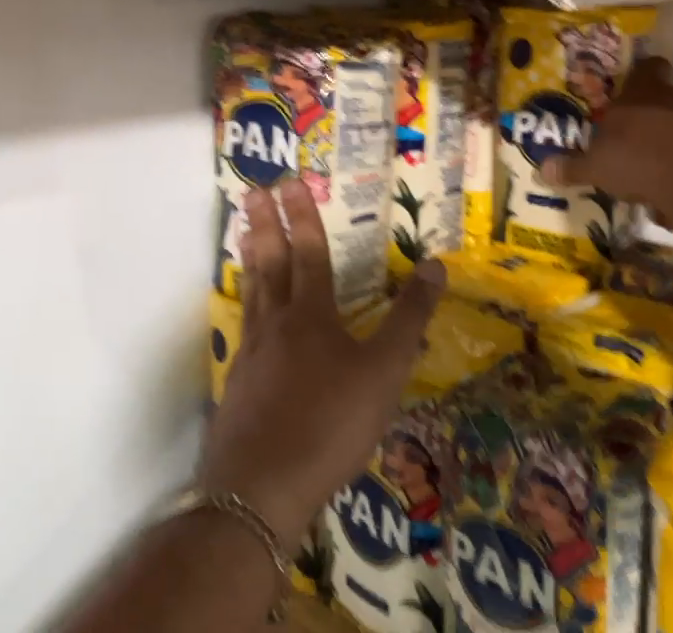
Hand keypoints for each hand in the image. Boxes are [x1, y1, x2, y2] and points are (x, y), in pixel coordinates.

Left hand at [199, 177, 443, 542]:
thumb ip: (409, 317)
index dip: (304, 217)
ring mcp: (250, 357)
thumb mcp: (385, 371)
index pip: (310, 254)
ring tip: (244, 236)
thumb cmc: (330, 423)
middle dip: (265, 225)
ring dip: (249, 260)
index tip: (290, 181)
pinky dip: (247, 309)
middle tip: (253, 192)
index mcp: (312, 316)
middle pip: (269, 265)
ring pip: (251, 296)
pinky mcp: (237, 388)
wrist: (259, 490)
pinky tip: (252, 322)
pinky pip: (245, 331)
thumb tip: (435, 264)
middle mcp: (276, 326)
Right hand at [539, 57, 672, 215]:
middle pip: (666, 99)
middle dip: (652, 119)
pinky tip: (671, 201)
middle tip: (633, 143)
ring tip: (651, 182)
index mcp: (642, 92)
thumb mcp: (596, 166)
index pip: (648, 67)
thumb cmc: (637, 158)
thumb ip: (573, 167)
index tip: (631, 88)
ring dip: (670, 150)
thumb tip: (544, 169)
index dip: (642, 74)